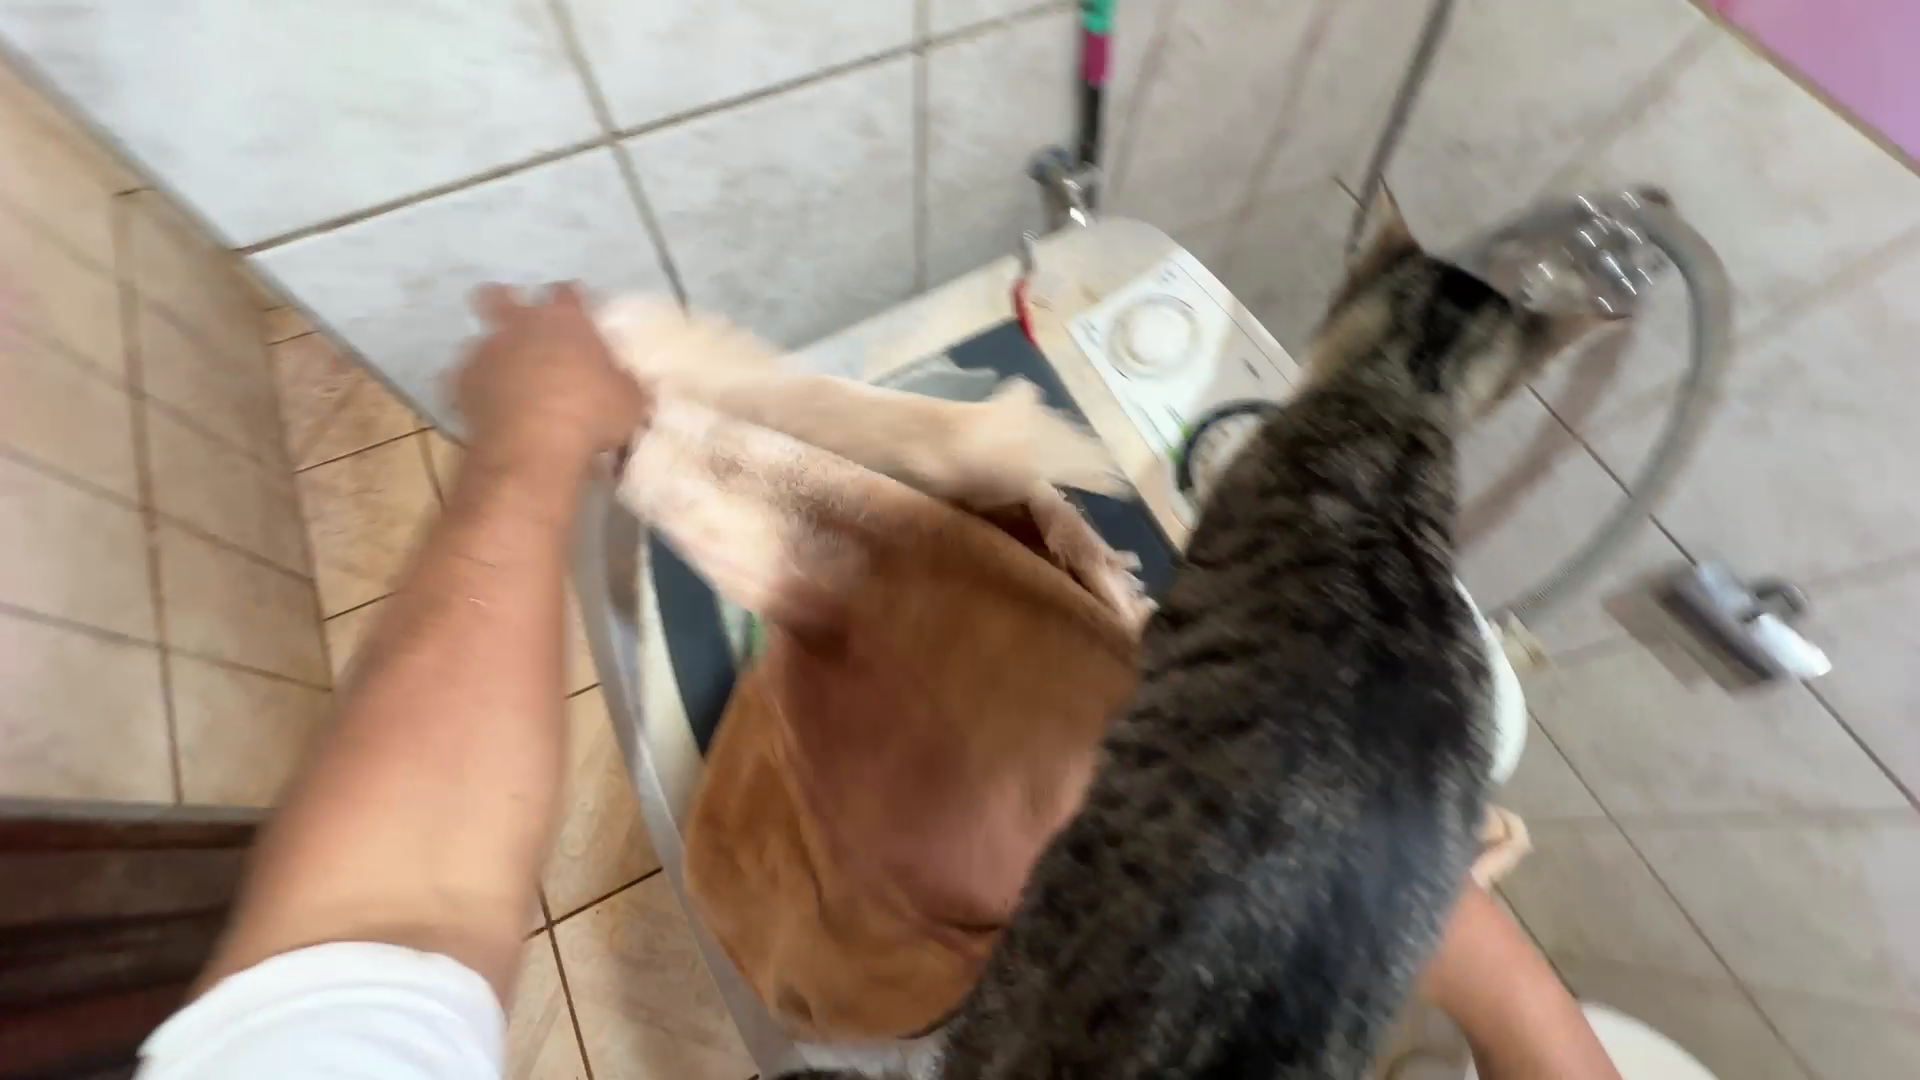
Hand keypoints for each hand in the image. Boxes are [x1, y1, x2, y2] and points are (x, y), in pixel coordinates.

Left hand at [455, 282, 651, 470]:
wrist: (535, 444)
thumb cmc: (592, 414)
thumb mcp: (630, 399)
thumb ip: (623, 381)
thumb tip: (625, 381)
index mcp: (566, 321)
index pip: (568, 293)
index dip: (573, 300)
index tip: (580, 314)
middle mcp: (520, 325)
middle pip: (499, 296)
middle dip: (506, 303)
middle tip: (520, 324)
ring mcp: (485, 351)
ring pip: (479, 339)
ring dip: (494, 353)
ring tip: (508, 377)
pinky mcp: (460, 381)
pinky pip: (464, 379)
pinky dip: (477, 388)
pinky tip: (491, 405)